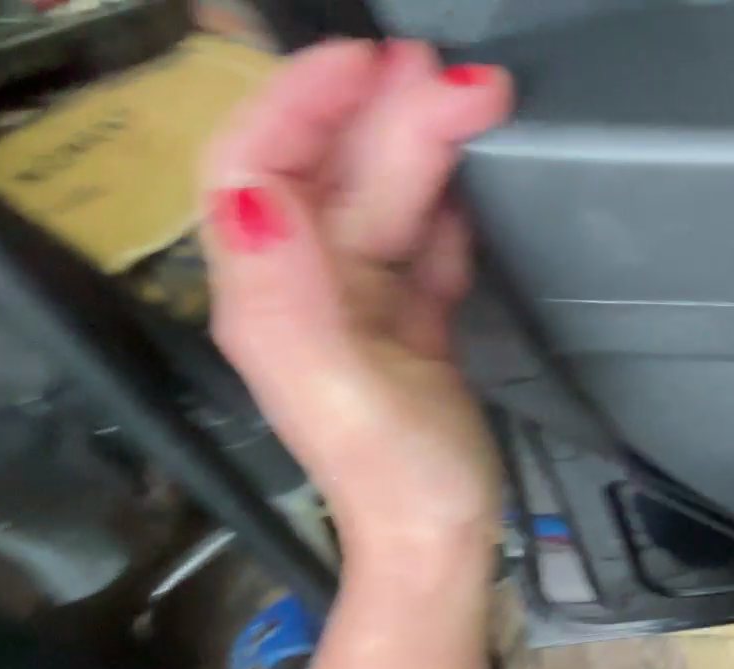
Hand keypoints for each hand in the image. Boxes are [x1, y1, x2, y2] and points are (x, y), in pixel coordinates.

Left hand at [201, 40, 514, 557]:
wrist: (441, 539)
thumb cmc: (401, 478)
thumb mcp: (342, 395)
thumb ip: (292, 298)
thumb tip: (261, 194)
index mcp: (276, 295)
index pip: (259, 166)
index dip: (301, 102)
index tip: (370, 64)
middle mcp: (311, 289)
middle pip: (338, 178)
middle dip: (390, 117)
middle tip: (460, 79)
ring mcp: (365, 308)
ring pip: (389, 208)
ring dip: (426, 154)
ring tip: (475, 106)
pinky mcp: (413, 327)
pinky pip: (424, 252)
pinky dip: (446, 216)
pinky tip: (469, 192)